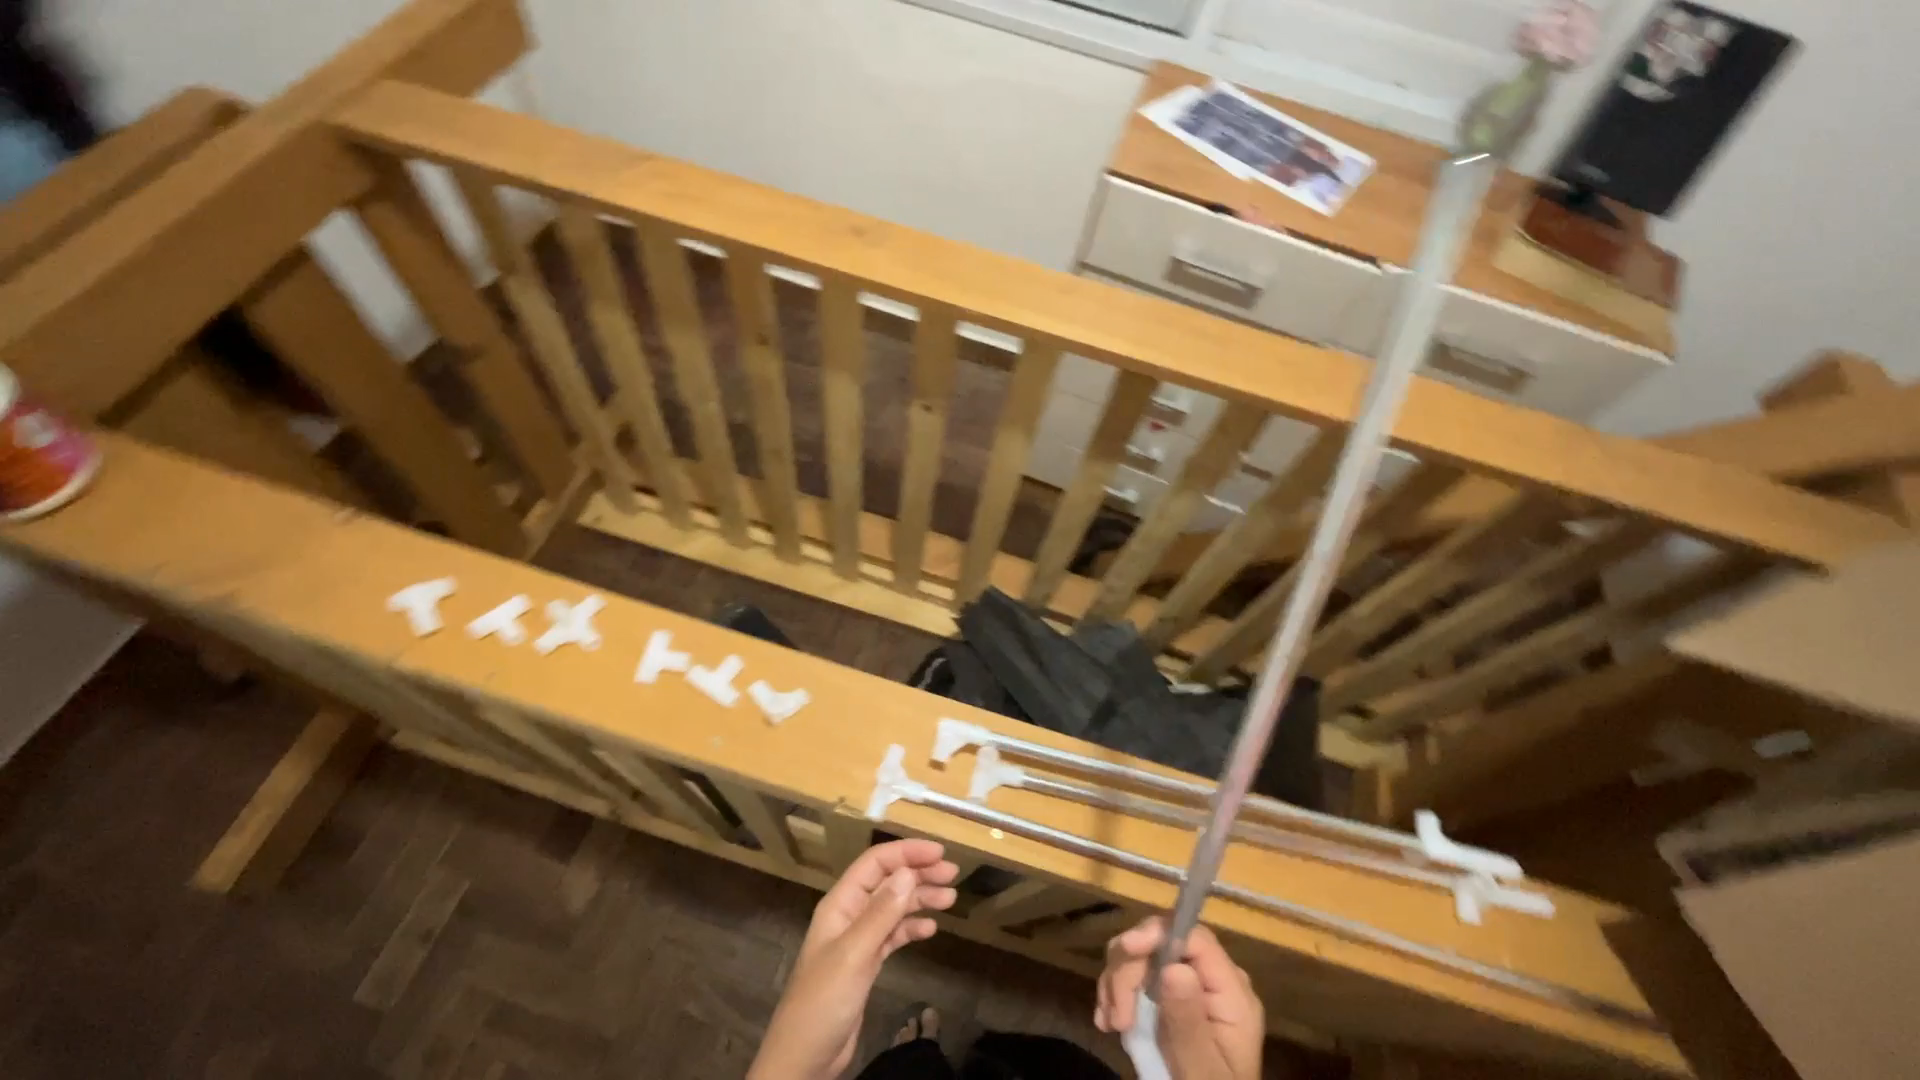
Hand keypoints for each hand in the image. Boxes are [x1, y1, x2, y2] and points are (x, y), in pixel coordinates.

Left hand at [748, 839, 959, 1079]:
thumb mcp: (854, 954)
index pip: (875, 864)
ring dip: (920, 900)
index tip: (939, 852)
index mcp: (840, 904)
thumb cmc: (823, 1000)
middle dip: (919, 873)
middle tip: (953, 874)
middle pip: (887, 882)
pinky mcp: (866, 964)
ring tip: (951, 899)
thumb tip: (908, 872)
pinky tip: (930, 929)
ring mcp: (857, 940)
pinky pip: (893, 936)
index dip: (906, 853)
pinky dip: (911, 928)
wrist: (804, 1056)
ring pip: (893, 908)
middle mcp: (849, 915)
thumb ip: (881, 913)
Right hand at [1095, 917, 1263, 1079]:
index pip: (1194, 937)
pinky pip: (1134, 975)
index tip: (1125, 949)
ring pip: (1141, 954)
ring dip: (1117, 983)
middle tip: (1116, 1017)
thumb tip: (1174, 968)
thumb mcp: (1202, 1069)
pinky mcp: (1168, 995)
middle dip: (1129, 969)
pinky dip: (1115, 993)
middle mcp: (1210, 977)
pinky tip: (1108, 1021)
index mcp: (1231, 990)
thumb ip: (1189, 1022)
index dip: (1157, 933)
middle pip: (1161, 941)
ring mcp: (1188, 984)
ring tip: (1111, 1023)